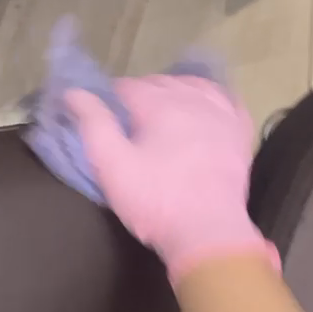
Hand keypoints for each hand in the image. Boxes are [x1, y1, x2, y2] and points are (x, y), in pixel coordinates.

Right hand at [64, 77, 277, 282]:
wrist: (206, 229)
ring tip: (159, 115)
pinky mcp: (240, 129)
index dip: (107, 99)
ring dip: (173, 93)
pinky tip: (200, 111)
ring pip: (193, 85)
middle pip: (160, 82)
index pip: (127, 86)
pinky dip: (207, 99)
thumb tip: (72, 93)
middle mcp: (194, 96)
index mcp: (159, 103)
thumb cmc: (153, 201)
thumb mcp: (112, 166)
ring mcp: (222, 110)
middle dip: (139, 95)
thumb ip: (92, 126)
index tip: (98, 117)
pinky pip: (224, 98)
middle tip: (124, 124)